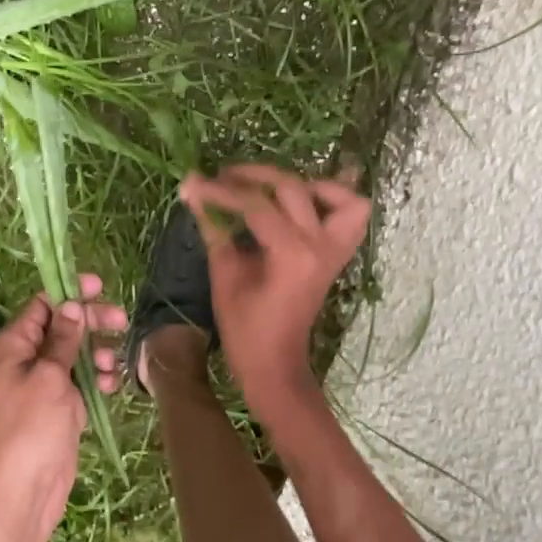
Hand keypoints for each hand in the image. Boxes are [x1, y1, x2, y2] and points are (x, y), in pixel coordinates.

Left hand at [0, 275, 124, 541]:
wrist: (23, 493)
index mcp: (15, 344)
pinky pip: (82, 383)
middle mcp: (27, 359)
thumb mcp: (48, 377)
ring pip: (76, 354)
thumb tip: (70, 305)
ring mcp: (45, 385)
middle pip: (63, 326)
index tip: (99, 286)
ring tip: (114, 364)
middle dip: (91, 321)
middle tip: (121, 320)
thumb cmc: (29, 428)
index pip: (43, 304)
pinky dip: (98, 379)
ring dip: (97, 352)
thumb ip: (62, 340)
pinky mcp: (60, 409)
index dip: (70, 292)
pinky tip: (113, 384)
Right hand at [180, 165, 369, 422]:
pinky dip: (329, 198)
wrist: (275, 364)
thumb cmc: (244, 328)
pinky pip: (349, 213)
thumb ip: (214, 227)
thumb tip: (192, 188)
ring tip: (263, 186)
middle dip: (251, 177)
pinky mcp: (336, 253)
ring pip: (331, 193)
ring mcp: (334, 249)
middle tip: (220, 178)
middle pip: (289, 187)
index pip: (254, 204)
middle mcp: (319, 245)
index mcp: (292, 254)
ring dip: (295, 182)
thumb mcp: (224, 274)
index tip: (192, 184)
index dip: (219, 191)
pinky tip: (297, 200)